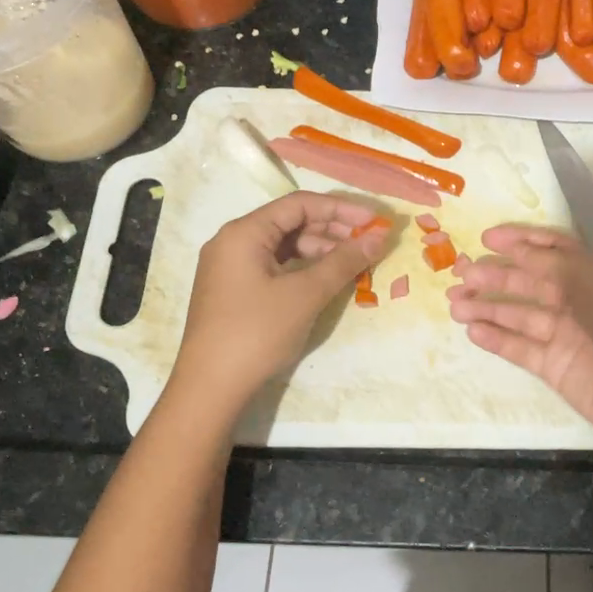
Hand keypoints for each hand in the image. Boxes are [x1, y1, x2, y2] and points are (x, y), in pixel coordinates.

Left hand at [176, 192, 385, 396]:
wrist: (211, 387)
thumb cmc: (257, 332)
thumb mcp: (306, 294)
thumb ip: (344, 261)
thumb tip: (381, 236)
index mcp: (244, 233)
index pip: (299, 204)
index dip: (341, 209)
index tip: (375, 221)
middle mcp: (233, 242)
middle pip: (291, 222)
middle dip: (333, 230)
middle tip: (369, 244)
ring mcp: (231, 268)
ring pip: (284, 246)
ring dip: (321, 251)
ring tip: (353, 265)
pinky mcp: (234, 291)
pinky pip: (275, 266)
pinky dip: (303, 269)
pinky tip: (327, 281)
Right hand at [446, 225, 592, 447]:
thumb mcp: (591, 283)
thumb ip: (551, 265)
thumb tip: (517, 253)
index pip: (554, 249)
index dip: (522, 241)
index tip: (487, 238)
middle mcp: (581, 300)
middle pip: (531, 281)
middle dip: (495, 276)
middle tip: (459, 273)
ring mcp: (567, 335)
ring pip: (520, 315)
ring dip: (488, 307)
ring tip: (454, 303)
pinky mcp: (556, 368)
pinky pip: (520, 348)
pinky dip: (497, 338)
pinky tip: (472, 330)